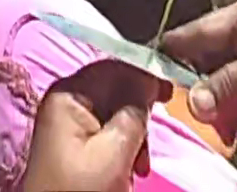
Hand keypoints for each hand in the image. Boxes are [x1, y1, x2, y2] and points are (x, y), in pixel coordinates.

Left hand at [22, 59, 169, 191]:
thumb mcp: (112, 155)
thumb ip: (132, 115)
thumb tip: (149, 82)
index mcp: (68, 92)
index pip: (111, 67)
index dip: (142, 72)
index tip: (170, 87)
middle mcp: (66, 97)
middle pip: (112, 87)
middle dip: (137, 111)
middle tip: (152, 141)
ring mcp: (67, 119)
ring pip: (112, 110)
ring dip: (133, 133)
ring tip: (140, 165)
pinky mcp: (73, 141)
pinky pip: (104, 130)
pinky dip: (122, 145)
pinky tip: (131, 168)